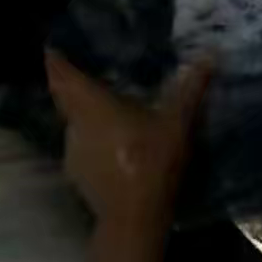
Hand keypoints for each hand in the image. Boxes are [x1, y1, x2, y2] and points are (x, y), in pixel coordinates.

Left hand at [43, 51, 213, 233]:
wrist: (133, 217)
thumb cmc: (153, 161)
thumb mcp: (178, 122)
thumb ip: (191, 88)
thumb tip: (210, 54)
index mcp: (94, 106)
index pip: (64, 76)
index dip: (56, 59)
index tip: (51, 45)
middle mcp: (76, 124)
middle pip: (64, 97)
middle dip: (67, 82)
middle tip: (78, 67)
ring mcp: (73, 151)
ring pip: (72, 121)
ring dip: (81, 110)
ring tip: (100, 102)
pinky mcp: (78, 172)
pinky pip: (81, 143)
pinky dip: (91, 135)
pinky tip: (110, 139)